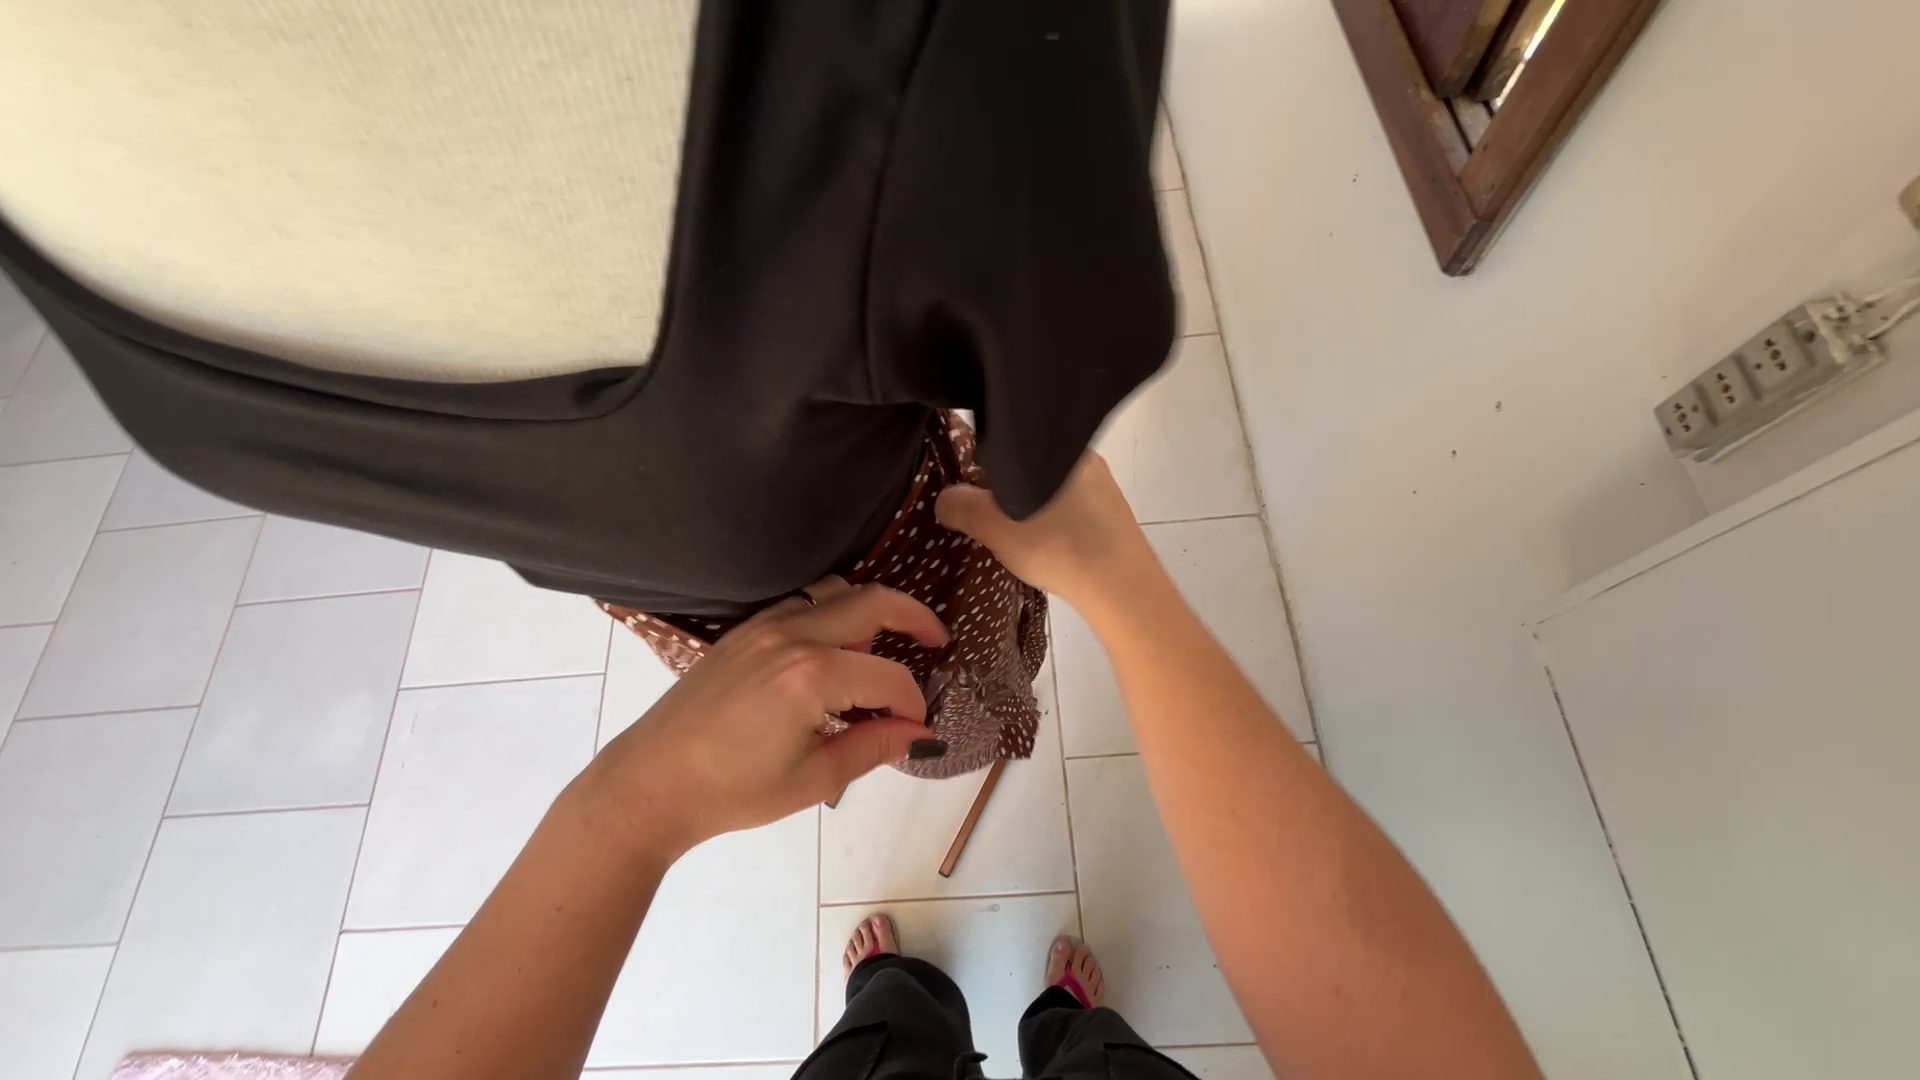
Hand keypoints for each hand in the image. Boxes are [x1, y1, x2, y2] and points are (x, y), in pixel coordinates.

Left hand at [579, 578, 948, 860]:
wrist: (651, 784)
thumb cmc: (732, 792)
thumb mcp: (813, 779)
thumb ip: (874, 747)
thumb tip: (921, 735)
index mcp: (812, 676)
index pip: (888, 677)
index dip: (913, 704)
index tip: (918, 729)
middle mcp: (792, 636)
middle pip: (872, 603)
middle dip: (915, 617)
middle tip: (938, 639)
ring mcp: (764, 626)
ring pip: (836, 593)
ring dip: (869, 611)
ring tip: (881, 648)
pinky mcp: (743, 632)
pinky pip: (802, 604)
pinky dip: (830, 614)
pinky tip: (830, 651)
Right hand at [935, 452, 1156, 606]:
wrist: (1123, 591)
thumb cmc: (1057, 546)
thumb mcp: (994, 525)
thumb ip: (961, 505)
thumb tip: (947, 499)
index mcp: (1061, 448)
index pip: (1012, 444)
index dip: (984, 466)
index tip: (972, 494)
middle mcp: (1088, 460)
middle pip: (1031, 470)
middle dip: (1007, 493)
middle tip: (990, 521)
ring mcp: (1106, 492)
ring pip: (1052, 495)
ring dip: (1031, 514)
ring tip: (1018, 541)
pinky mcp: (1116, 521)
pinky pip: (1073, 516)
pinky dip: (1055, 529)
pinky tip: (1049, 552)